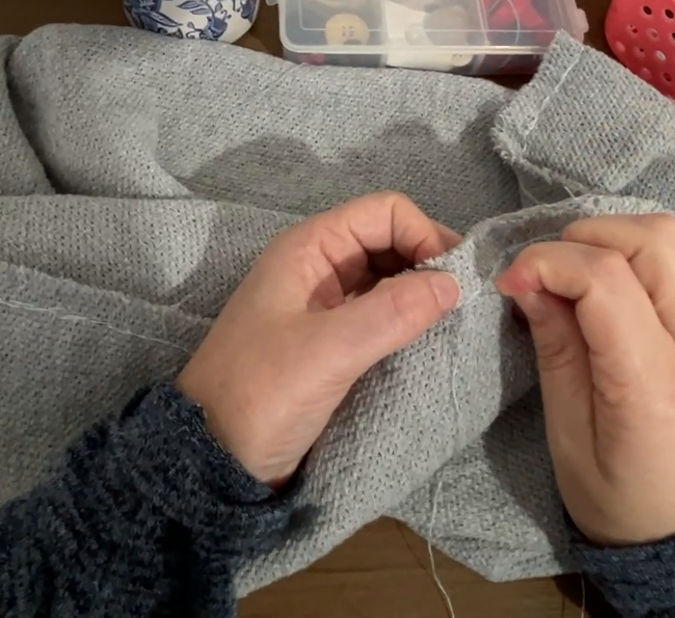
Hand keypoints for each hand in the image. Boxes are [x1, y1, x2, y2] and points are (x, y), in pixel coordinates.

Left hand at [177, 192, 464, 487]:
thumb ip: (391, 313)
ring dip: (421, 290)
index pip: (384, 212)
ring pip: (388, 274)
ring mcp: (326, 301)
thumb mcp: (325, 352)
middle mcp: (321, 264)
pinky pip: (381, 309)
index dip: (423, 235)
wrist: (209, 461)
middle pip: (389, 238)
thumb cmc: (260, 394)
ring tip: (454, 321)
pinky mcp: (332, 336)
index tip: (453, 282)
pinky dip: (408, 316)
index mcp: (311, 247)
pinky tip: (429, 338)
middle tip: (464, 302)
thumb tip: (454, 284)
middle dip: (428, 260)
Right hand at [495, 213, 674, 545]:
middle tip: (544, 272)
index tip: (509, 281)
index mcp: (655, 385)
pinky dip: (625, 254)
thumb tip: (527, 280)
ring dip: (607, 238)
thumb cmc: (616, 501)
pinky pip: (670, 263)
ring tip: (569, 274)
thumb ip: (554, 347)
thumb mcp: (566, 435)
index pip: (607, 280)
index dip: (547, 262)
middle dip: (582, 236)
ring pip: (666, 239)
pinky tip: (596, 287)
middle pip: (651, 240)